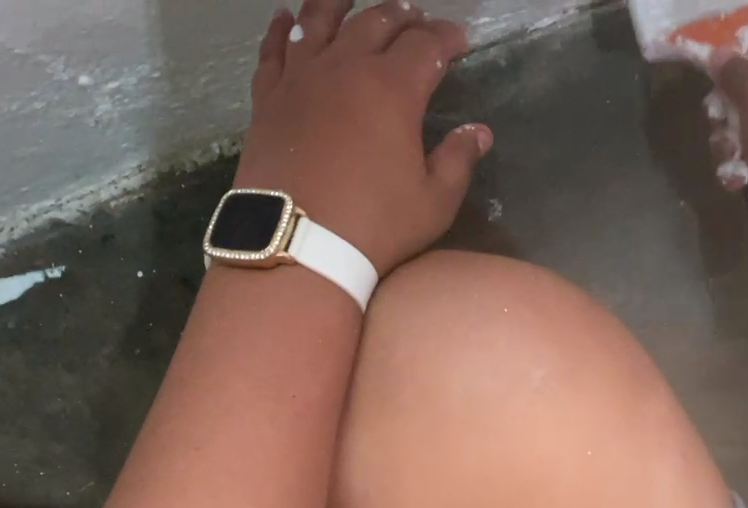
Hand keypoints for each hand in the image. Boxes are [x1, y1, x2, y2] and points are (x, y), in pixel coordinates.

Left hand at [236, 0, 492, 274]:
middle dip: (402, 15)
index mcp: (393, 88)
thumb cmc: (376, 226)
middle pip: (376, 22)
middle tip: (415, 18)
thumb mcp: (434, 203)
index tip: (461, 40)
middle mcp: (346, 67)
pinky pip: (274, 49)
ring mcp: (301, 78)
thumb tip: (478, 131)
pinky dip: (281, 28)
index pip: (427, 45)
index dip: (447, 38)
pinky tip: (285, 17)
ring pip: (321, 21)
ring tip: (352, 0)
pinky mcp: (268, 98)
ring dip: (341, 5)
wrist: (298, 244)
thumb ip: (458, 161)